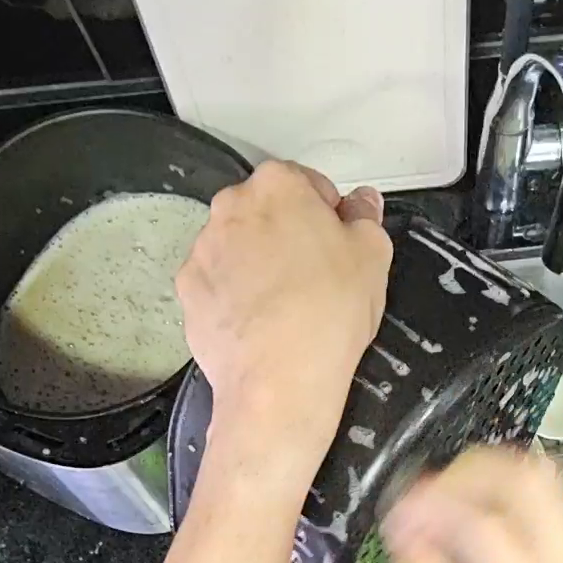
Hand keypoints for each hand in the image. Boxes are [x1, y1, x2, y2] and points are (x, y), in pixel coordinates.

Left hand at [176, 161, 392, 483]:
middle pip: (267, 211)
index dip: (329, 215)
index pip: (309, 184)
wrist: (279, 378)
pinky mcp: (189, 292)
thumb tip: (363, 204)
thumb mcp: (373, 256)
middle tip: (318, 276)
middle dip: (290, 235)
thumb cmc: (328, 312)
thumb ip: (366, 218)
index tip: (339, 244)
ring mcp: (204, 250)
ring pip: (239, 247)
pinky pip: (219, 284)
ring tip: (291, 306)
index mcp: (279, 185)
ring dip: (261, 265)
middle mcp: (231, 207)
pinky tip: (264, 323)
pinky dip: (237, 297)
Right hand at [381, 447, 562, 562]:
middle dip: (466, 472)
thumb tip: (403, 533)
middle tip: (427, 494)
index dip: (437, 506)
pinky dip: (507, 481)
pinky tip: (481, 504)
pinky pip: (549, 486)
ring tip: (451, 495)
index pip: (488, 529)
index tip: (401, 511)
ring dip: (488, 470)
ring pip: (541, 472)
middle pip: (525, 479)